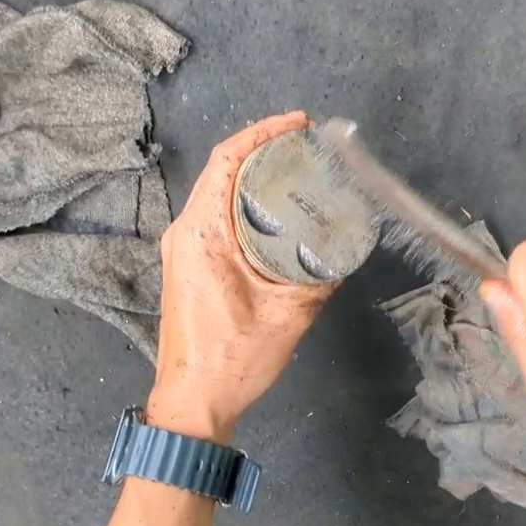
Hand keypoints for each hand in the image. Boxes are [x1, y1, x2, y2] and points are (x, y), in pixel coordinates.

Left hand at [147, 112, 333, 441]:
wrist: (191, 402)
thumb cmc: (233, 361)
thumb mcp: (288, 316)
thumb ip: (319, 278)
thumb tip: (344, 251)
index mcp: (202, 234)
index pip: (227, 160)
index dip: (263, 132)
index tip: (298, 123)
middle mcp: (184, 233)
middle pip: (220, 170)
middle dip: (263, 149)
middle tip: (306, 145)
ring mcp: (181, 249)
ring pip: (216, 192)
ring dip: (252, 175)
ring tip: (295, 169)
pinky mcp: (187, 264)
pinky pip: (214, 216)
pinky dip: (244, 201)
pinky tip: (273, 209)